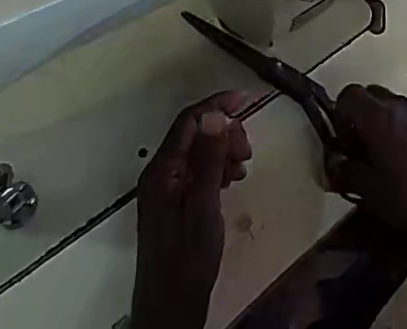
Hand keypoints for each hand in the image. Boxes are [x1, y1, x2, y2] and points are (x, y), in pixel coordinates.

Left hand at [131, 91, 253, 328]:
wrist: (170, 311)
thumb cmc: (188, 261)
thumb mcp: (204, 208)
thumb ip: (209, 161)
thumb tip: (216, 115)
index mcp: (162, 170)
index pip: (189, 121)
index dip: (216, 104)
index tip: (245, 98)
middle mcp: (160, 173)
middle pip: (193, 133)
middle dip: (223, 132)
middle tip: (247, 150)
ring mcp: (165, 188)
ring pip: (197, 150)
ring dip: (222, 150)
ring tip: (243, 166)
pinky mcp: (174, 201)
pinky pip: (197, 169)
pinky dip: (216, 167)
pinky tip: (232, 179)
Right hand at [327, 84, 406, 254]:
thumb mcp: (369, 192)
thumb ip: (346, 172)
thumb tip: (334, 166)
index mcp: (378, 117)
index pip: (349, 95)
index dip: (340, 114)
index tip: (342, 137)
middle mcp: (402, 107)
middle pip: (373, 95)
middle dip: (362, 115)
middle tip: (360, 145)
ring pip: (396, 106)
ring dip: (386, 123)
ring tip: (387, 156)